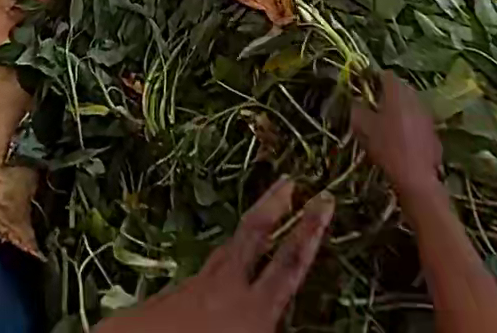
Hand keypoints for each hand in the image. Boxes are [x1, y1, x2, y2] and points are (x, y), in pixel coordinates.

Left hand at [94, 178, 334, 332]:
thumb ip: (264, 321)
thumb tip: (281, 318)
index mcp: (251, 311)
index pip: (289, 263)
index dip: (311, 231)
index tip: (324, 198)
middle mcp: (225, 288)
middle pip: (254, 234)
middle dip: (274, 204)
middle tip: (290, 177)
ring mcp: (195, 285)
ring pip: (226, 249)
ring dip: (246, 232)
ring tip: (260, 216)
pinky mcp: (172, 293)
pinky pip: (204, 271)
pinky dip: (220, 264)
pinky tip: (219, 275)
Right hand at [351, 74, 442, 194]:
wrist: (417, 179)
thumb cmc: (388, 148)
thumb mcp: (364, 128)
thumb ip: (358, 110)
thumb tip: (356, 101)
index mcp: (397, 93)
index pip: (386, 74)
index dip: (374, 78)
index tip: (365, 88)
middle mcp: (414, 98)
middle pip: (400, 87)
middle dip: (388, 92)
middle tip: (374, 104)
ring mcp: (427, 115)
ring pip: (410, 103)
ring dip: (400, 107)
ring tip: (387, 120)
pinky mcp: (434, 131)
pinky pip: (418, 119)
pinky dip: (410, 122)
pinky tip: (402, 137)